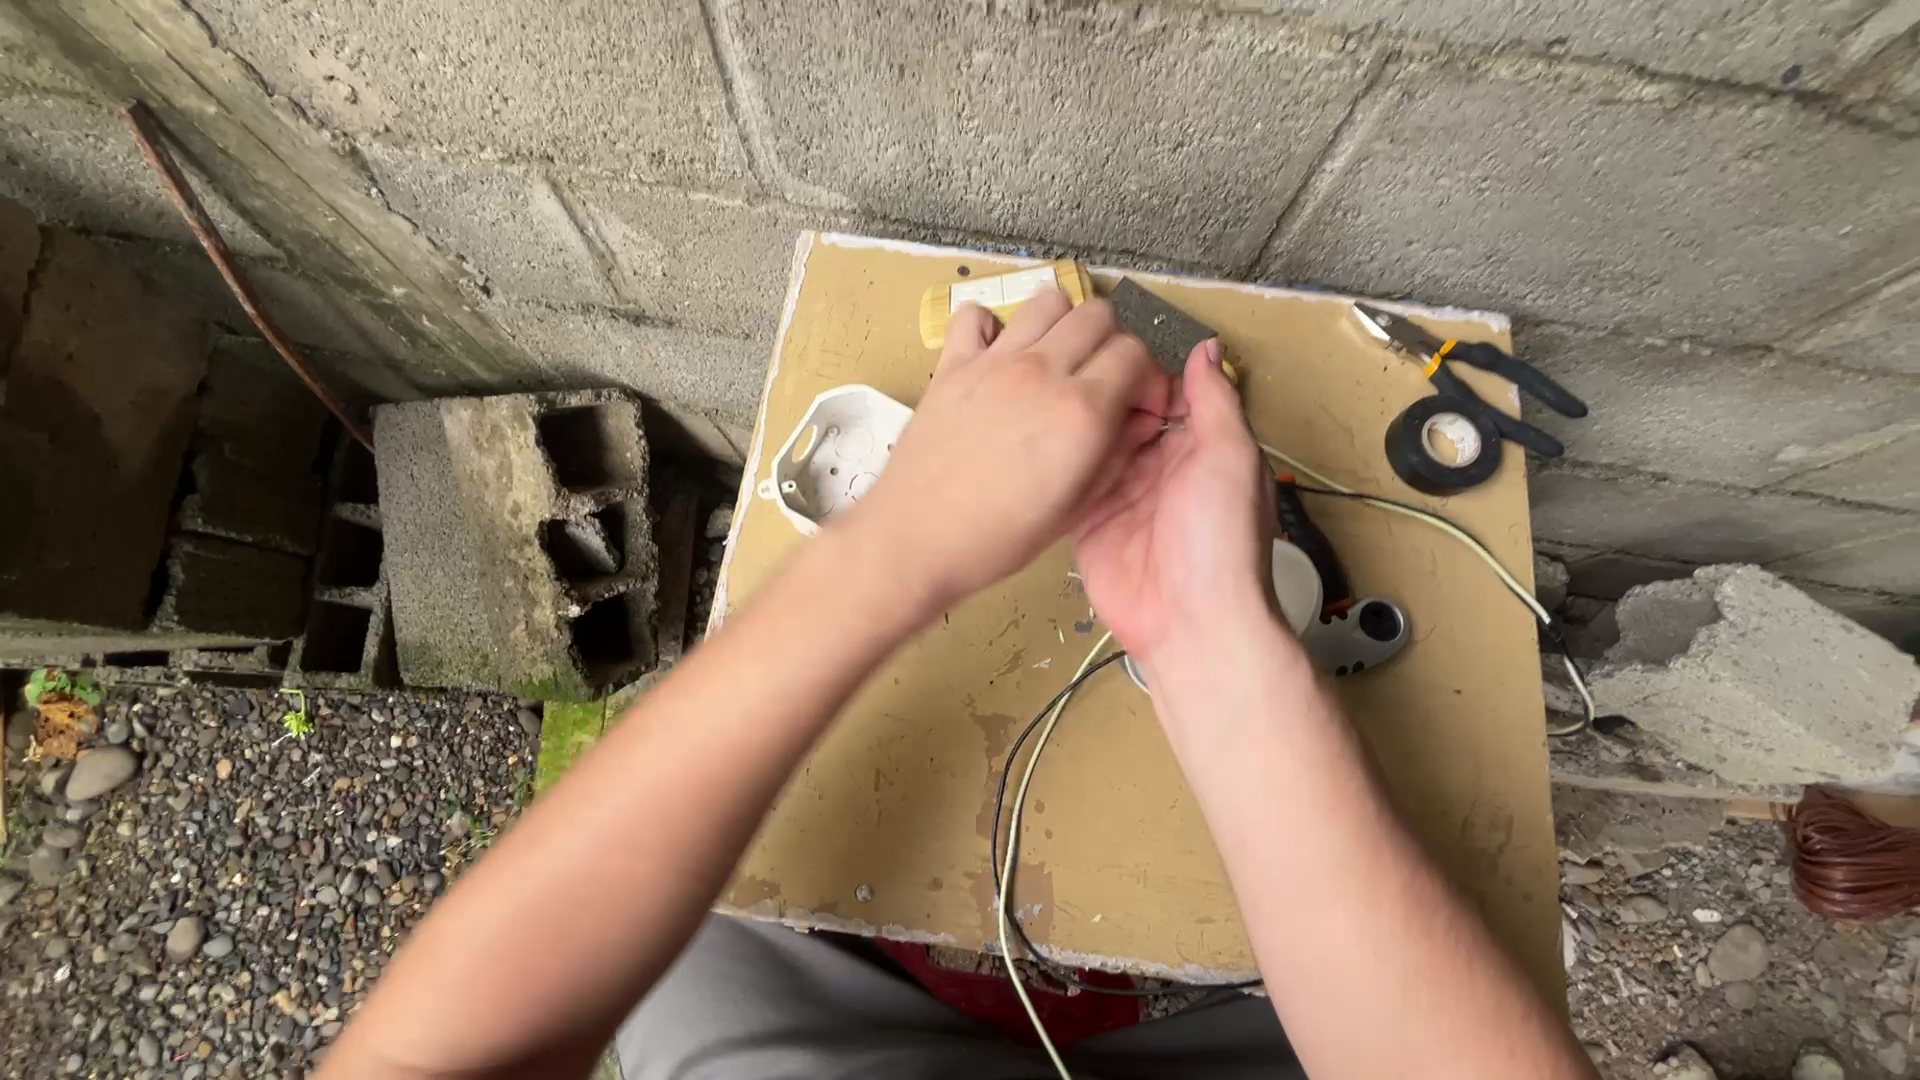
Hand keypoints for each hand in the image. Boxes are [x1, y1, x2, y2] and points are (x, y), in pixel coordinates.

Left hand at [845, 288, 1170, 610]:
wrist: (916, 539)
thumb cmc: (997, 539)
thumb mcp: (1074, 510)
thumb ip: (1115, 456)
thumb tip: (1137, 421)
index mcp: (1081, 412)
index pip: (1135, 354)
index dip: (1145, 378)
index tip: (1136, 404)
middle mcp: (1042, 373)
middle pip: (1098, 314)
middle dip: (1111, 342)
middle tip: (1100, 381)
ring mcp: (993, 363)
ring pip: (1047, 300)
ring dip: (1063, 323)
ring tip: (1055, 361)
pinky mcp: (952, 366)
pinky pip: (976, 315)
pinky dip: (993, 326)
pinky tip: (997, 359)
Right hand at [1073, 340, 1280, 666]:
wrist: (1189, 621)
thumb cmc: (1221, 541)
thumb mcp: (1228, 457)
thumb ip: (1214, 402)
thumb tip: (1207, 348)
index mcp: (1198, 448)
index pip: (1165, 395)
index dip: (1140, 375)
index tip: (1111, 354)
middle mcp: (1157, 468)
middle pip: (1122, 417)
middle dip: (1099, 398)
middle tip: (1069, 376)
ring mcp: (1120, 495)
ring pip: (1092, 446)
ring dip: (1074, 427)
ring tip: (1044, 396)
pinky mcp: (1087, 523)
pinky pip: (1069, 485)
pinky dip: (1056, 466)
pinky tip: (1033, 439)